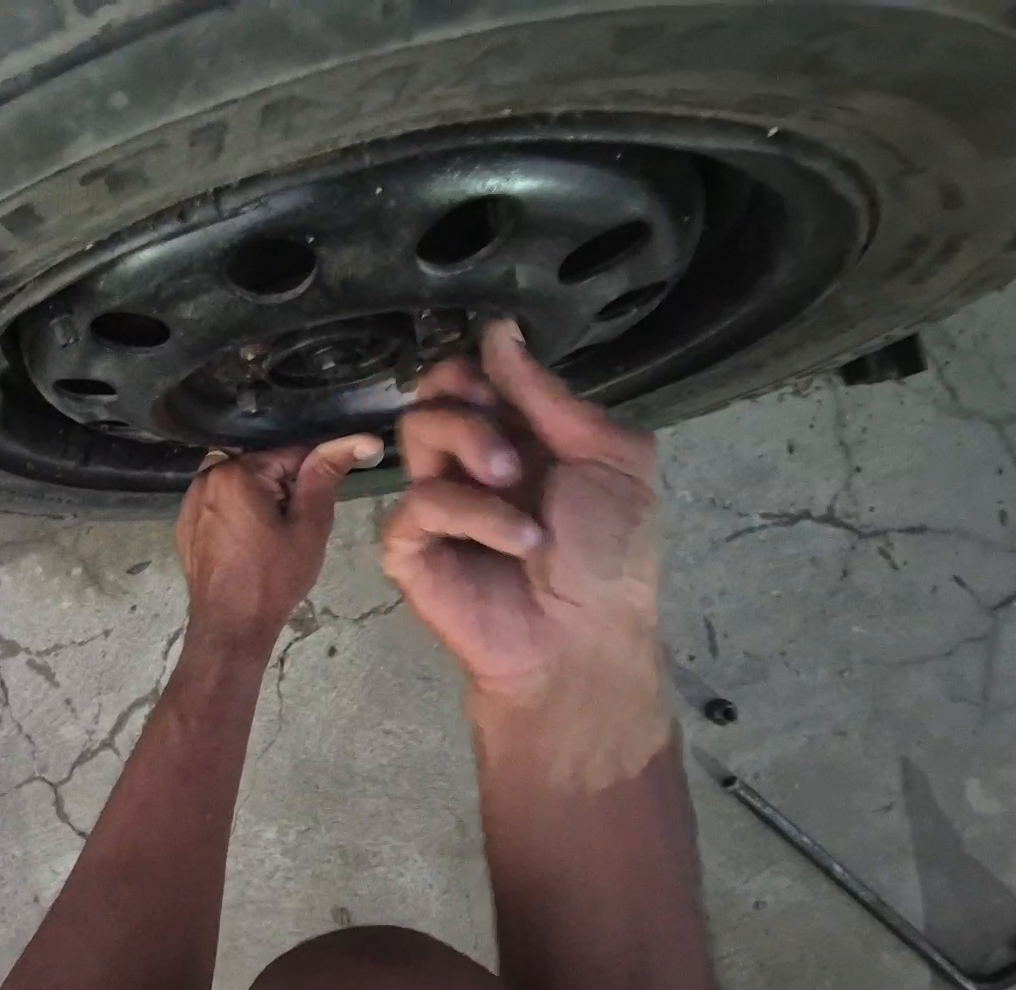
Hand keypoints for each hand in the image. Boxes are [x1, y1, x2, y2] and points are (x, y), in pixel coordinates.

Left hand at [176, 435, 384, 647]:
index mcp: (235, 471)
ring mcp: (190, 500)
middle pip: (260, 466)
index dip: (311, 477)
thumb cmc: (273, 578)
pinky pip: (218, 503)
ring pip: (239, 483)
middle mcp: (205, 476)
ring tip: (270, 536)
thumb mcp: (309, 526)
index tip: (316, 507)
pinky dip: (237, 512)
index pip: (289, 453)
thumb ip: (325, 476)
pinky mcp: (184, 522)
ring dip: (259, 498)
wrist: (230, 625)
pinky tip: (248, 543)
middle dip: (282, 488)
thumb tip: (357, 440)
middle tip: (292, 526)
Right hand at [382, 320, 668, 787]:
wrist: (582, 635)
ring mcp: (434, 501)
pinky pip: (420, 501)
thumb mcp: (608, 456)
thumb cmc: (607, 550)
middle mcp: (467, 461)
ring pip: (415, 432)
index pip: (470, 377)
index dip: (479, 370)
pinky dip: (474, 514)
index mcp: (515, 436)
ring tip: (513, 485)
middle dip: (470, 406)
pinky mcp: (407, 543)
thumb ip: (546, 394)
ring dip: (473, 446)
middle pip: (433, 394)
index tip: (498, 383)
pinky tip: (515, 543)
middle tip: (507, 445)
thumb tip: (498, 329)